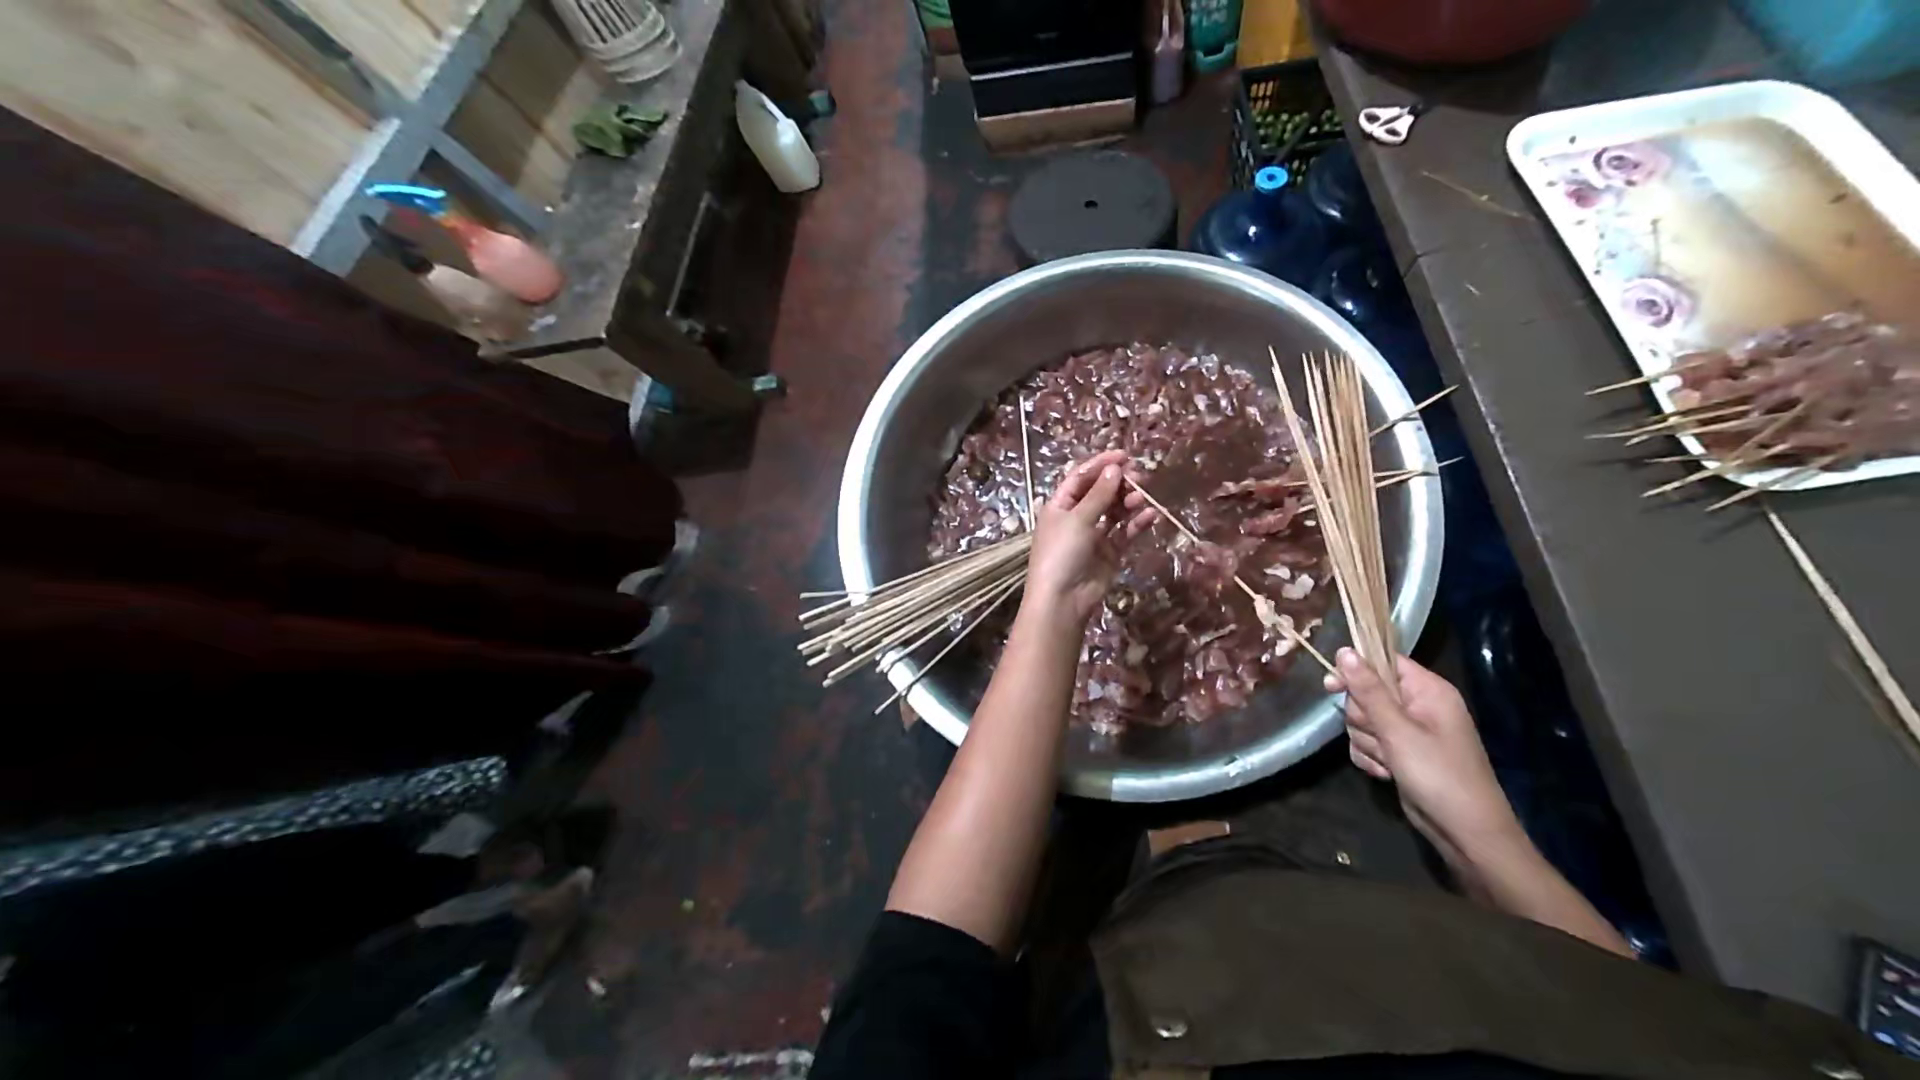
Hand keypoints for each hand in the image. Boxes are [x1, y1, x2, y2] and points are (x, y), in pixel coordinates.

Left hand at [1022, 450, 1155, 628]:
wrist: (1063, 599)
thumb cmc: (1061, 553)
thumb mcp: (1077, 519)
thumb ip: (1099, 494)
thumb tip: (1115, 469)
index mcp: (1059, 505)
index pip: (1081, 477)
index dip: (1101, 464)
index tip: (1125, 455)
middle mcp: (1076, 517)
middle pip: (1100, 492)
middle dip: (1119, 482)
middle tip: (1139, 476)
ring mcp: (1093, 536)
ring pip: (1114, 511)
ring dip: (1129, 501)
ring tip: (1143, 495)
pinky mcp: (1109, 553)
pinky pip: (1125, 533)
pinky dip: (1137, 523)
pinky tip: (1151, 514)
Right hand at [1323, 650, 1527, 871]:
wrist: (1465, 830)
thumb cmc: (1437, 773)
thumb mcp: (1397, 729)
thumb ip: (1368, 690)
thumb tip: (1344, 650)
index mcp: (1428, 690)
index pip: (1384, 661)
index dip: (1356, 670)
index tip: (1332, 686)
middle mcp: (1418, 706)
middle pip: (1367, 692)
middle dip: (1363, 718)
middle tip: (1379, 736)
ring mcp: (1409, 731)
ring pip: (1363, 720)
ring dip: (1366, 741)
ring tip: (1388, 761)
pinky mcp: (1399, 753)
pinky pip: (1368, 742)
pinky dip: (1370, 757)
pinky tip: (1385, 773)